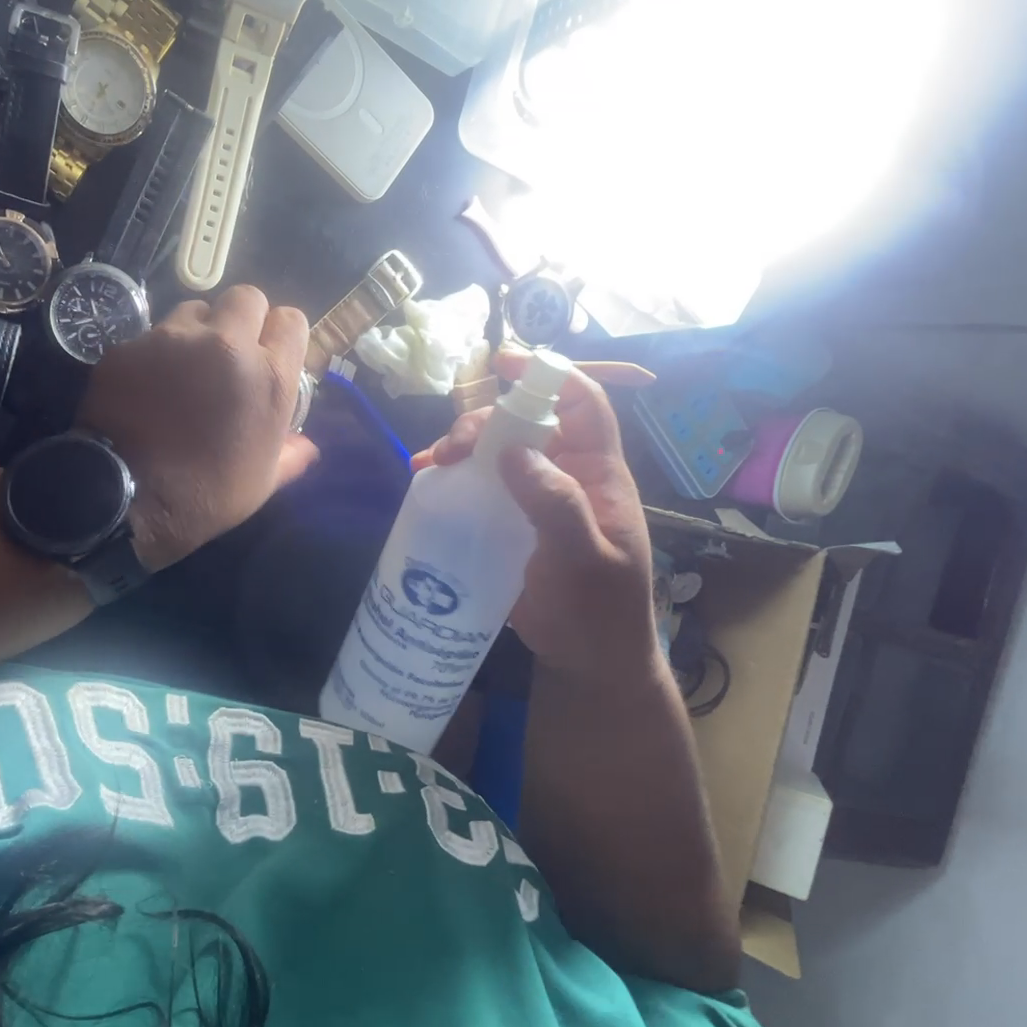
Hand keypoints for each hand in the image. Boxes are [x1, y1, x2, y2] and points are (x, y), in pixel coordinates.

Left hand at [76, 286, 319, 569]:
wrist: (124, 501)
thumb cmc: (206, 497)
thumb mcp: (262, 482)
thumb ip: (290, 454)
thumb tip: (308, 445)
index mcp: (269, 377)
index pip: (292, 320)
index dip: (281, 335)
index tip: (270, 355)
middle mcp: (227, 345)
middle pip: (247, 297)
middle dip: (243, 319)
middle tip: (231, 354)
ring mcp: (173, 339)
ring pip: (196, 309)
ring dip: (198, 331)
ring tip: (186, 367)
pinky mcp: (130, 345)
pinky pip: (152, 335)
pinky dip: (155, 354)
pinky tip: (147, 386)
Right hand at [412, 351, 658, 679]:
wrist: (587, 663)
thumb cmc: (597, 614)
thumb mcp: (584, 562)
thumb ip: (557, 505)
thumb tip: (516, 449)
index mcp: (598, 476)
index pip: (583, 405)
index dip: (550, 375)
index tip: (505, 363)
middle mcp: (568, 477)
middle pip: (527, 424)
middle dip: (485, 423)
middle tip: (450, 450)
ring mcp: (538, 500)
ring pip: (500, 452)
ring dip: (463, 448)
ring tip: (429, 465)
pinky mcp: (512, 523)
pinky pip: (483, 485)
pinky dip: (455, 478)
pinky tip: (427, 484)